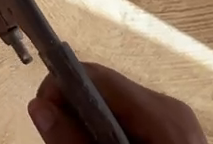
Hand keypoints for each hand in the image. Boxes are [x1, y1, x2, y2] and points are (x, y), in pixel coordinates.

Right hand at [28, 62, 205, 143]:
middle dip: (74, 115)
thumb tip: (38, 106)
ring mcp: (174, 124)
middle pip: (100, 92)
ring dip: (89, 130)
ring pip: (110, 109)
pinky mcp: (173, 137)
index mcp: (163, 115)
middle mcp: (170, 109)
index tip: (44, 118)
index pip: (93, 76)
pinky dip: (108, 138)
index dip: (60, 89)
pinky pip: (126, 124)